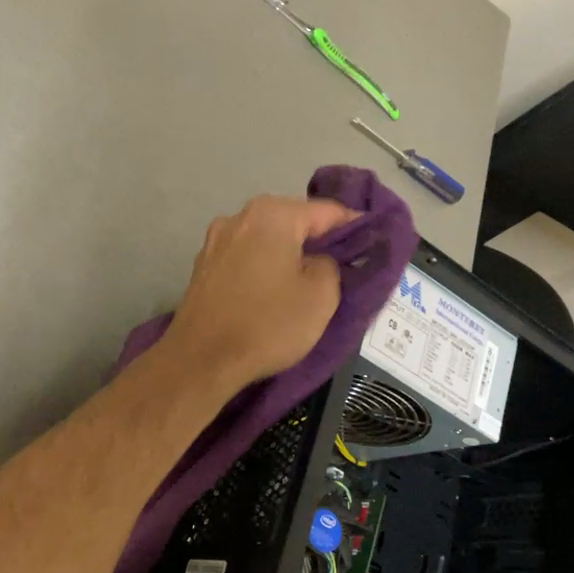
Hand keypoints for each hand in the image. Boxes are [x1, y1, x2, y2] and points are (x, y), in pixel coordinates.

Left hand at [163, 195, 352, 389]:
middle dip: (317, 243)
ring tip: (307, 285)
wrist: (200, 361)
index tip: (373, 246)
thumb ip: (333, 265)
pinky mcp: (201, 270)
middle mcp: (239, 217)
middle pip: (293, 224)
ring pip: (266, 243)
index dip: (355, 228)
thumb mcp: (322, 295)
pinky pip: (245, 263)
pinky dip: (262, 272)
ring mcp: (214, 243)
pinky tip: (272, 294)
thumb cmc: (267, 325)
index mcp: (272, 213)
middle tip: (342, 270)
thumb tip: (321, 259)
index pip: (328, 211)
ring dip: (287, 259)